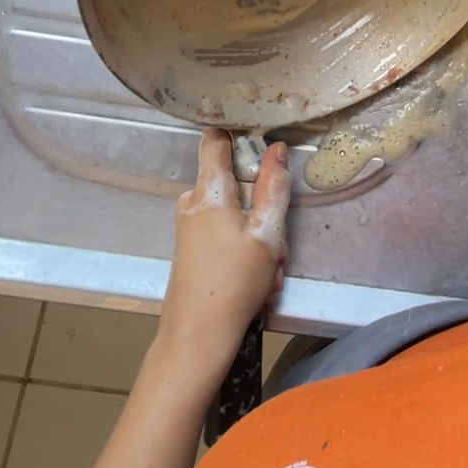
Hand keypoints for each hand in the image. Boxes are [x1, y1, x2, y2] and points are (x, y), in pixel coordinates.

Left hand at [159, 129, 291, 353]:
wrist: (196, 339)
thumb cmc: (234, 281)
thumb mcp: (266, 233)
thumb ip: (274, 188)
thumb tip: (277, 148)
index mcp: (208, 191)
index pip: (215, 140)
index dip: (236, 129)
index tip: (261, 129)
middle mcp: (193, 202)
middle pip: (235, 183)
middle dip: (262, 205)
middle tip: (276, 241)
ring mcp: (190, 226)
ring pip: (236, 214)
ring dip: (258, 236)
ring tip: (269, 269)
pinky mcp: (192, 248)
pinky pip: (226, 234)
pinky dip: (246, 251)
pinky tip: (257, 280)